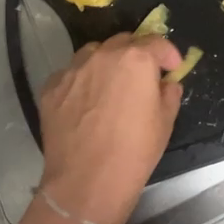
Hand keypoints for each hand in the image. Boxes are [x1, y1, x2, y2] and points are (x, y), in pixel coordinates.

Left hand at [36, 33, 183, 223]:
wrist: (86, 181)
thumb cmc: (134, 151)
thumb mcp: (166, 122)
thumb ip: (169, 93)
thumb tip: (166, 84)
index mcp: (136, 59)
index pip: (157, 43)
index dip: (168, 55)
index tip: (171, 69)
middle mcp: (103, 55)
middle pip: (124, 42)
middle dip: (137, 55)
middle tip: (142, 78)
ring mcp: (73, 70)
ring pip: (94, 54)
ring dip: (106, 63)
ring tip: (110, 86)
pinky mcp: (51, 88)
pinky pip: (71, 74)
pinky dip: (81, 81)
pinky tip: (85, 104)